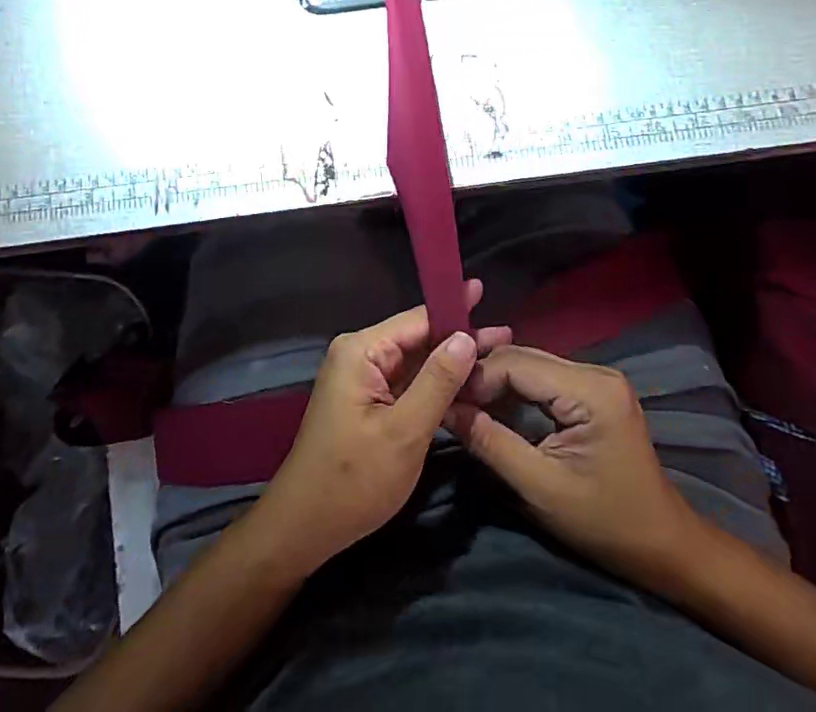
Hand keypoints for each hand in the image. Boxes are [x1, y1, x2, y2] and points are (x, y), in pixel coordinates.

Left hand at [245, 280, 513, 575]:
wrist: (308, 521)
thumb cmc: (355, 478)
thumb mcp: (405, 431)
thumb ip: (437, 382)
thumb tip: (466, 337)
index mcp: (360, 351)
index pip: (416, 320)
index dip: (453, 309)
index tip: (486, 294)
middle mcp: (357, 355)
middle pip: (416, 338)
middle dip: (458, 337)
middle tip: (507, 337)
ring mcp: (360, 378)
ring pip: (413, 362)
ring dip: (450, 363)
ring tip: (497, 355)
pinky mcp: (365, 400)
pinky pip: (405, 382)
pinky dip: (434, 384)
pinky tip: (466, 385)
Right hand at [444, 345, 704, 581]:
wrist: (664, 546)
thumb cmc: (605, 521)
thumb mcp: (538, 486)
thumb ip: (488, 441)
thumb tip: (442, 408)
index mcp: (591, 391)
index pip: (513, 364)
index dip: (472, 379)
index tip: (442, 402)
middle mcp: (595, 372)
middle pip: (518, 357)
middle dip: (479, 378)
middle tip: (446, 403)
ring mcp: (596, 379)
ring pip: (525, 364)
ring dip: (491, 383)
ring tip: (462, 406)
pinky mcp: (592, 390)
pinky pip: (539, 377)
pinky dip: (511, 390)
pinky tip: (490, 408)